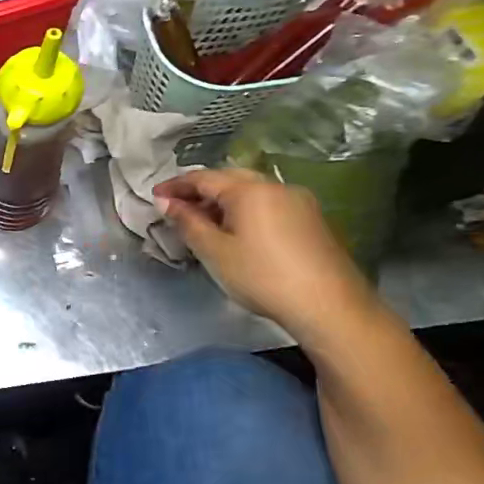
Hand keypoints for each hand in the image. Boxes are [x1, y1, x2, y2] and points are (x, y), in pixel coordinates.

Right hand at [155, 168, 378, 333]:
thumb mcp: (215, 252)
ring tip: (206, 223)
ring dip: (224, 201)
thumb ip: (188, 223)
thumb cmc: (263, 277)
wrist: (329, 305)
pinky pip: (269, 204)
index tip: (155, 197)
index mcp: (248, 189)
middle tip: (178, 209)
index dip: (176, 186)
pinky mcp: (311, 219)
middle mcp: (274, 185)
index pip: (203, 177)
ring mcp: (298, 200)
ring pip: (251, 191)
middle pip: (229, 178)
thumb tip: (167, 201)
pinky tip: (240, 233)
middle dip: (201, 191)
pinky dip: (247, 211)